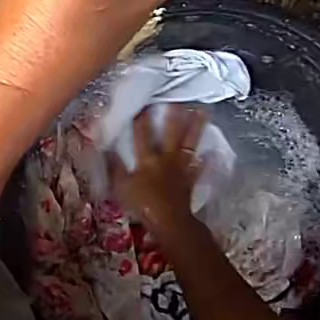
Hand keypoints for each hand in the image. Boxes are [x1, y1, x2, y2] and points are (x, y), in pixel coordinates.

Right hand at [109, 106, 207, 233]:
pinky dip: (207, 161)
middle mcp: (166, 159)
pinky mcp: (190, 180)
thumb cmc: (142, 204)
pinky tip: (213, 153)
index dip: (140, 119)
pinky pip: (200, 168)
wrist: (168, 221)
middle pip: (171, 133)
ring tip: (202, 112)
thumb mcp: (120, 187)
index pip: (141, 135)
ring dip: (196, 128)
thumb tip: (106, 149)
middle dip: (174, 115)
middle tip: (180, 98)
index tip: (142, 103)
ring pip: (189, 144)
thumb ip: (114, 167)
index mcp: (147, 159)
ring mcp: (181, 168)